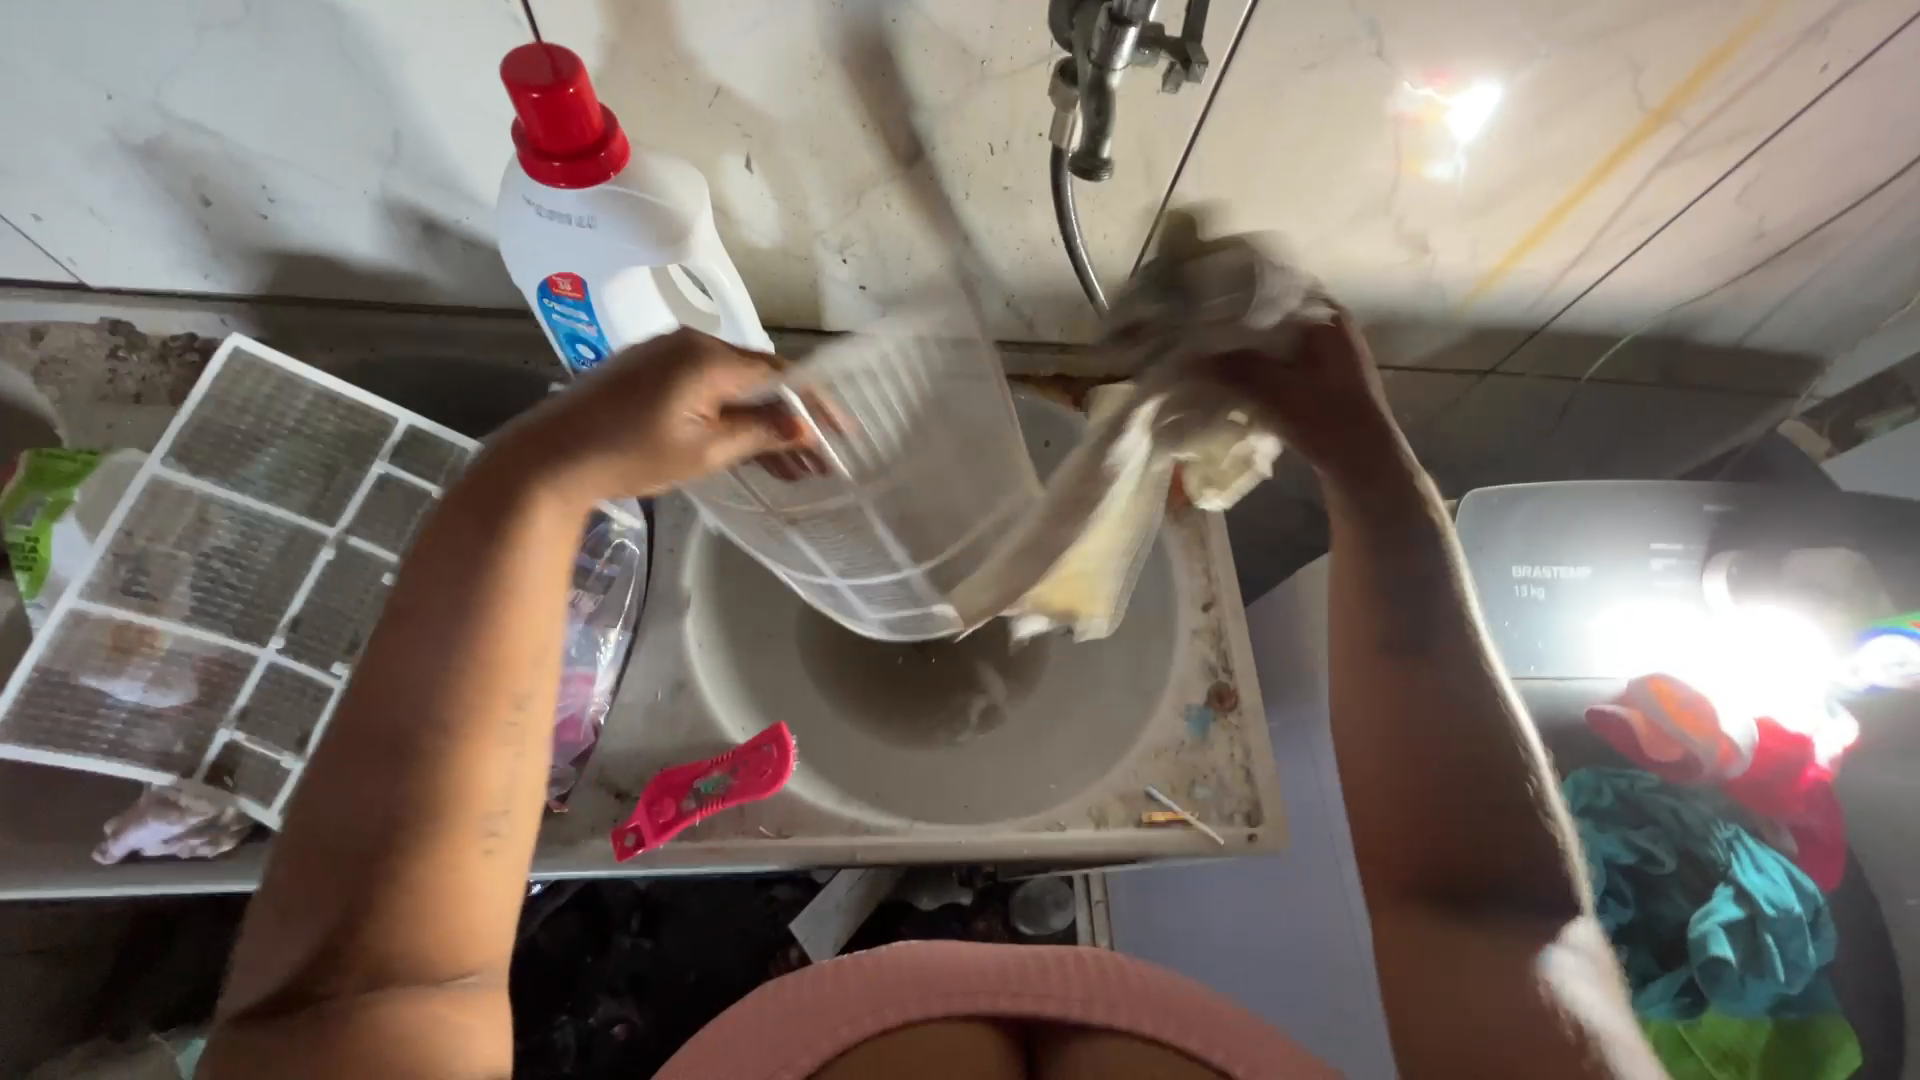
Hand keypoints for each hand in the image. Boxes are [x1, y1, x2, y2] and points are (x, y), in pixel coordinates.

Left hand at [504, 328, 806, 499]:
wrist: (550, 458)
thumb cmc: (631, 455)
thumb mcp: (705, 449)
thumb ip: (760, 432)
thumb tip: (806, 425)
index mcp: (709, 357)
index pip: (781, 376)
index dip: (816, 404)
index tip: (844, 432)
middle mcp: (693, 344)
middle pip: (760, 381)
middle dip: (792, 422)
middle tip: (819, 462)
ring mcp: (669, 356)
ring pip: (734, 389)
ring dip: (763, 425)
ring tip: (792, 470)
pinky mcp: (652, 373)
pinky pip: (708, 391)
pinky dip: (732, 418)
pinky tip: (750, 450)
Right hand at [1200, 310, 1413, 485]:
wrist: (1363, 466)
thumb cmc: (1327, 419)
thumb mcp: (1276, 391)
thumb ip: (1234, 368)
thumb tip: (1189, 358)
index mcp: (1328, 318)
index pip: (1276, 291)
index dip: (1239, 299)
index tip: (1206, 308)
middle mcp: (1330, 330)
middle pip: (1274, 319)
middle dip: (1238, 330)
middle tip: (1200, 335)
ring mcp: (1327, 358)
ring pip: (1275, 345)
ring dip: (1246, 353)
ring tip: (1209, 358)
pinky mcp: (1321, 383)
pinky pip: (1281, 366)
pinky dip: (1258, 371)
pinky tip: (1232, 381)